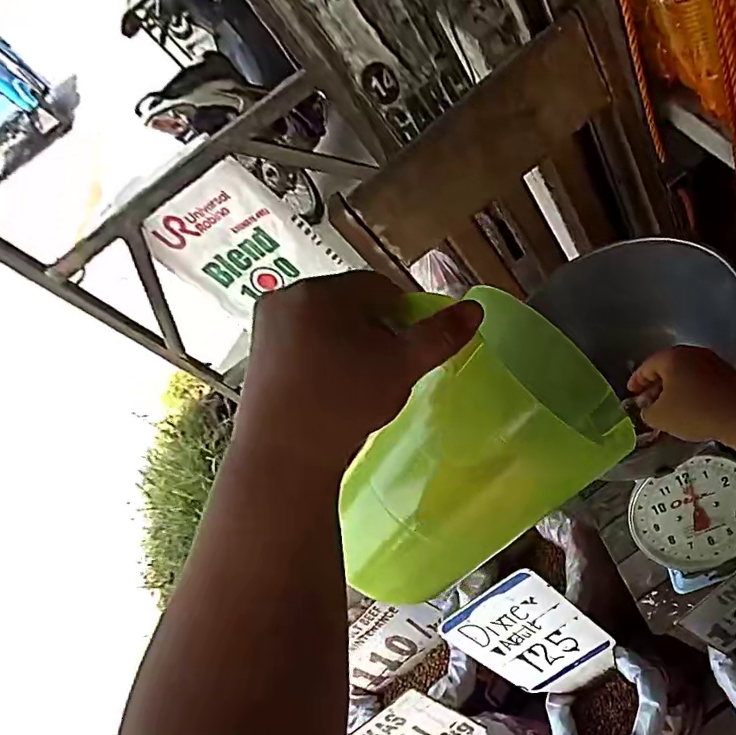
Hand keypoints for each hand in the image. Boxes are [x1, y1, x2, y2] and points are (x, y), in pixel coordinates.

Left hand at [236, 271, 480, 469]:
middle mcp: (290, 296)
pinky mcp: (259, 349)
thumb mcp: (404, 365)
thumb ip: (441, 335)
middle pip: (353, 302)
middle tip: (392, 367)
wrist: (287, 447)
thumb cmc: (349, 398)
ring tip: (365, 379)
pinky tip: (336, 385)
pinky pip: (306, 338)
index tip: (413, 348)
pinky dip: (327, 354)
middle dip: (379, 328)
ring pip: (329, 321)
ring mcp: (268, 322)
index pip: (382, 286)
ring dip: (354, 341)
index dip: (408, 315)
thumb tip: (476, 309)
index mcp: (324, 291)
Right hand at [626, 345, 735, 442]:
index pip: (646, 366)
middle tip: (648, 402)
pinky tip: (691, 409)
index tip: (631, 391)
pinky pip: (701, 381)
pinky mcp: (727, 375)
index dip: (636, 381)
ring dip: (675, 390)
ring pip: (685, 375)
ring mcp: (712, 362)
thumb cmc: (696, 412)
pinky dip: (692, 392)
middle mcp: (692, 354)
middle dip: (656, 386)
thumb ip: (647, 412)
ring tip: (669, 409)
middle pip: (667, 368)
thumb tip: (648, 410)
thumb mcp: (661, 417)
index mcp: (672, 357)